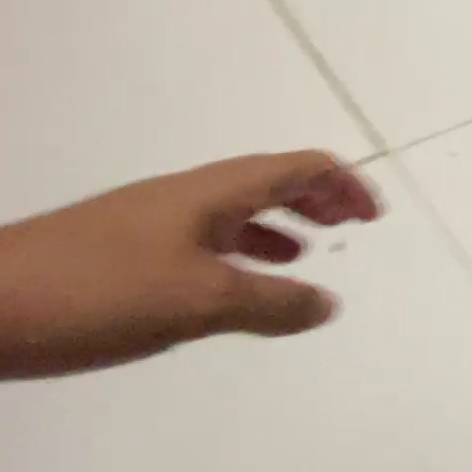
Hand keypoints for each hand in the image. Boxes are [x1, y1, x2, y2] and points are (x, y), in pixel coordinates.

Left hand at [0, 150, 380, 378]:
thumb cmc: (98, 290)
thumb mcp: (201, 302)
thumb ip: (274, 303)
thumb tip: (329, 305)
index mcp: (219, 190)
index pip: (305, 167)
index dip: (348, 185)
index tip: (373, 216)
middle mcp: (191, 193)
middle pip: (275, 179)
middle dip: (321, 198)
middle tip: (351, 225)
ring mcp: (150, 218)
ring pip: (238, 207)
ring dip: (281, 223)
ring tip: (303, 254)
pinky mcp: (118, 246)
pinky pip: (204, 233)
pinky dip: (239, 246)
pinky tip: (229, 282)